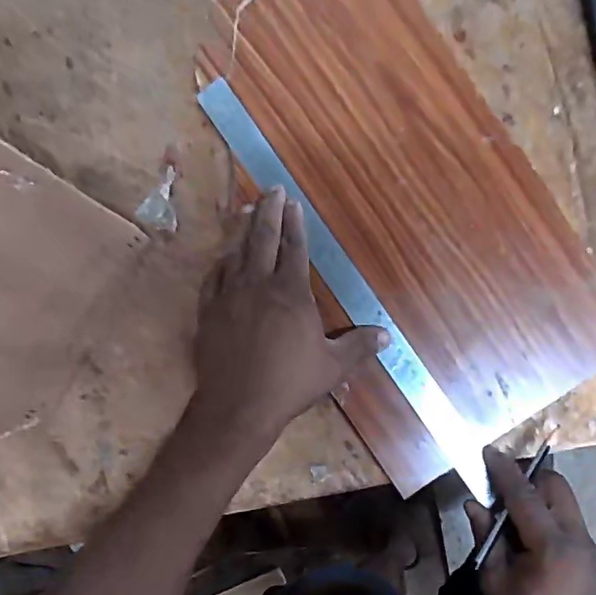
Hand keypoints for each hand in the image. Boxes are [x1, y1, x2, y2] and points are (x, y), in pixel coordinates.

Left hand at [190, 187, 386, 437]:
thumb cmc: (290, 383)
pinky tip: (224, 258)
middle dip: (268, 212)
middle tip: (271, 190)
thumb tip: (386, 336)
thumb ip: (359, 346)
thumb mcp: (333, 366)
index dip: (295, 224)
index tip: (293, 203)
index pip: (294, 249)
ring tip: (248, 212)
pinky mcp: (209, 311)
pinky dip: (222, 262)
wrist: (238, 405)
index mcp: (292, 293)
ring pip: (236, 253)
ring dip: (244, 230)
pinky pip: (215, 277)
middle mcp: (258, 286)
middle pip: (262, 239)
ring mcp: (229, 296)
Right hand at [464, 448, 595, 594]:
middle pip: (555, 484)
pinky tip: (526, 523)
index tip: (489, 451)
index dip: (504, 471)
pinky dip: (547, 506)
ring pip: (564, 495)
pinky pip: (567, 512)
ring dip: (538, 489)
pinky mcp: (588, 549)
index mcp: (551, 545)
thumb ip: (487, 540)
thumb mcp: (496, 586)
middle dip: (528, 474)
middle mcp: (576, 535)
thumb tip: (475, 505)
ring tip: (510, 502)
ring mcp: (587, 541)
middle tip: (500, 480)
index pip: (525, 495)